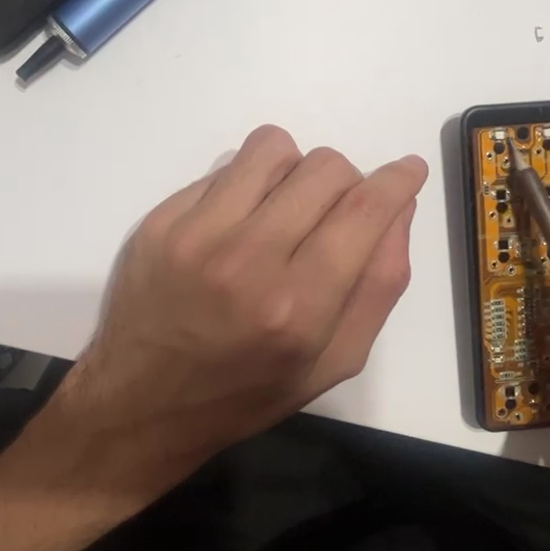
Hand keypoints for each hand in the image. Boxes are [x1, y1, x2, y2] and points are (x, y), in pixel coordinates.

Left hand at [56, 125, 427, 488]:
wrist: (142, 402)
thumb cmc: (246, 392)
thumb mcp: (333, 363)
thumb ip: (379, 286)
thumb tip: (398, 210)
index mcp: (299, 308)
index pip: (364, 211)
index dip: (397, 181)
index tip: (407, 171)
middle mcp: (247, 260)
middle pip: (325, 168)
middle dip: (346, 182)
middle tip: (332, 214)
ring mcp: (196, 234)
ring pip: (272, 147)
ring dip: (294, 170)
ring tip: (282, 209)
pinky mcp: (161, 220)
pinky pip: (225, 167)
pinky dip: (246, 184)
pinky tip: (235, 225)